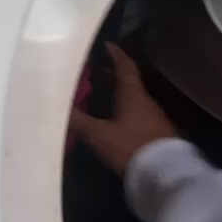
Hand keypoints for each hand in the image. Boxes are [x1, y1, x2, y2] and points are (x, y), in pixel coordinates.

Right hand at [70, 43, 176, 175]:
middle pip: (128, 83)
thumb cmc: (131, 146)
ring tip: (100, 96)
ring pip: (133, 100)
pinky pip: (137, 116)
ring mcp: (154, 120)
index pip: (125, 67)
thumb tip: (54, 105)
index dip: (115, 55)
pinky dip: (123, 112)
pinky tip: (113, 122)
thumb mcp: (98, 134)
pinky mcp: (157, 137)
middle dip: (112, 76)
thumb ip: (78, 120)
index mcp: (133, 94)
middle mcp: (145, 102)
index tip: (107, 45)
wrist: (167, 177)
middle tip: (94, 72)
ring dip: (118, 96)